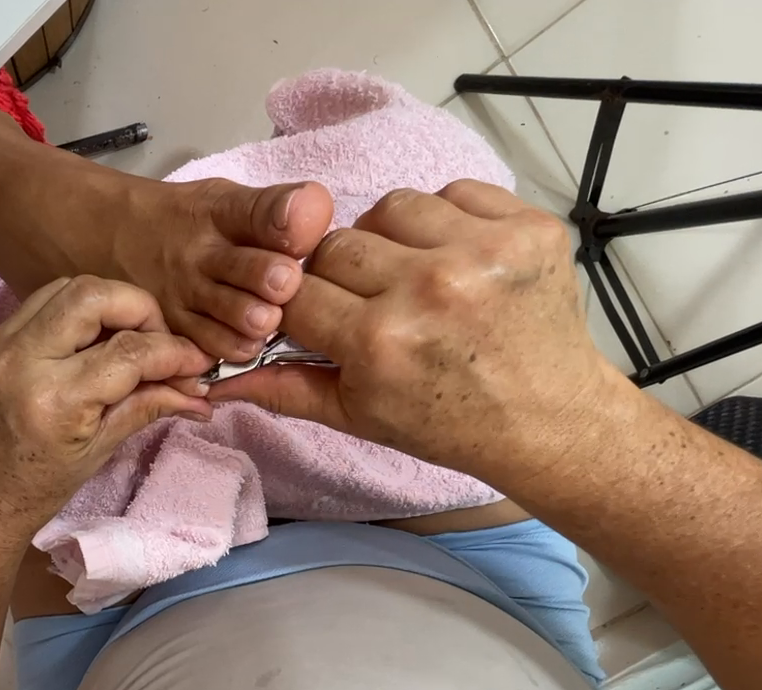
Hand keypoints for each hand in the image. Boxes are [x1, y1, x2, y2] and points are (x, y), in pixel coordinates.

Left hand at [0, 276, 214, 549]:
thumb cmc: (43, 485)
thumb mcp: (101, 449)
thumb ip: (149, 405)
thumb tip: (201, 392)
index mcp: (53, 401)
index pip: (128, 352)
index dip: (172, 352)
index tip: (197, 363)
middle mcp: (21, 361)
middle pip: (94, 295)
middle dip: (140, 309)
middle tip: (158, 341)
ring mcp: (0, 345)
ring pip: (67, 288)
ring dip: (108, 305)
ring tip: (129, 338)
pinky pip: (42, 303)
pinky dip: (76, 313)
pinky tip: (93, 341)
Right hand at [207, 180, 631, 485]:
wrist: (543, 420)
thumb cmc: (442, 424)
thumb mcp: (352, 416)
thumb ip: (283, 389)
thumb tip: (219, 383)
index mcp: (377, 341)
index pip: (296, 295)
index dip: (297, 309)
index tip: (312, 321)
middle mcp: (426, 289)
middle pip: (334, 247)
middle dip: (336, 276)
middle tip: (359, 303)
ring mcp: (482, 252)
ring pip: (389, 208)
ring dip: (384, 240)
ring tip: (402, 275)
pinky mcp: (527, 228)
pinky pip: (453, 194)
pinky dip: (440, 222)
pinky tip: (446, 260)